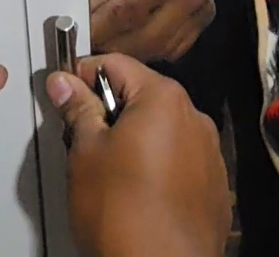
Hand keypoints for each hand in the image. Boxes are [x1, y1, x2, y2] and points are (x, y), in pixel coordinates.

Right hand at [49, 55, 229, 256]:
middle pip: (141, 95)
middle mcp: (194, 117)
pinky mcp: (214, 186)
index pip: (115, 64)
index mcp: (164, 98)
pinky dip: (158, 167)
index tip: (65, 92)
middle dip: (110, 111)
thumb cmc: (123, 214)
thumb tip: (64, 82)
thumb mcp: (86, 153)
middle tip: (83, 139)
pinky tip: (138, 194)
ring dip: (135, 139)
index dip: (83, 75)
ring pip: (161, 129)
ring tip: (111, 173)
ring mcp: (209, 153)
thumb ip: (77, 109)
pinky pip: (180, 160)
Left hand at [88, 0, 212, 60]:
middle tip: (89, 43)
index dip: (96, 33)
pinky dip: (150, 48)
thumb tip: (80, 25)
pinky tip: (135, 33)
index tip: (76, 42)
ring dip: (130, 51)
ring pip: (156, 52)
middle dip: (110, 47)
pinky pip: (172, 49)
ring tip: (111, 37)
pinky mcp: (204, 18)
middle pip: (141, 43)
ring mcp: (199, 9)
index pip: (122, 18)